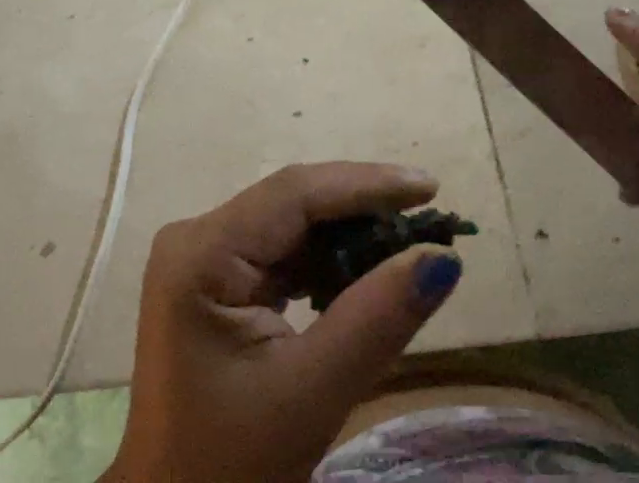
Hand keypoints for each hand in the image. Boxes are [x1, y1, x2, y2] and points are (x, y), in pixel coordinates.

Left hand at [104, 163, 463, 482]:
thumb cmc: (232, 459)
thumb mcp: (311, 392)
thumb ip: (376, 319)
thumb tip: (442, 256)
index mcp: (201, 253)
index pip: (294, 194)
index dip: (366, 184)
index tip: (431, 188)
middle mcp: (196, 240)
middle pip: (292, 204)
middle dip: (363, 210)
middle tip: (433, 221)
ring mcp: (203, 260)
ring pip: (292, 227)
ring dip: (351, 237)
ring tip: (413, 246)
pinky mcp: (217, 284)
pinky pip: (283, 256)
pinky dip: (330, 264)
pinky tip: (370, 275)